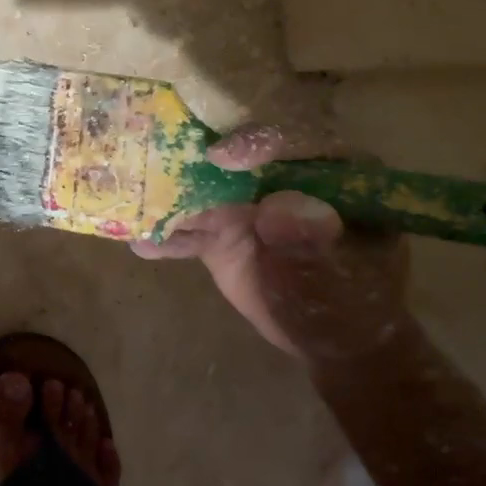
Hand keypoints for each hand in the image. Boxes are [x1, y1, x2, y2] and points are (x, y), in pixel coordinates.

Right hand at [131, 125, 410, 365]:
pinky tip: (142, 244)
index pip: (295, 143)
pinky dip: (163, 234)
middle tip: (154, 155)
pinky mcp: (216, 228)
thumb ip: (310, 245)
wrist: (332, 342)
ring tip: (132, 199)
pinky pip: (186, 227)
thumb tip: (277, 208)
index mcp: (328, 173)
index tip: (222, 156)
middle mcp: (280, 177)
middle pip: (234, 152)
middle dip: (191, 153)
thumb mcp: (340, 280)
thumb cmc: (353, 307)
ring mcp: (244, 202)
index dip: (259, 142)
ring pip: (200, 185)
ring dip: (164, 191)